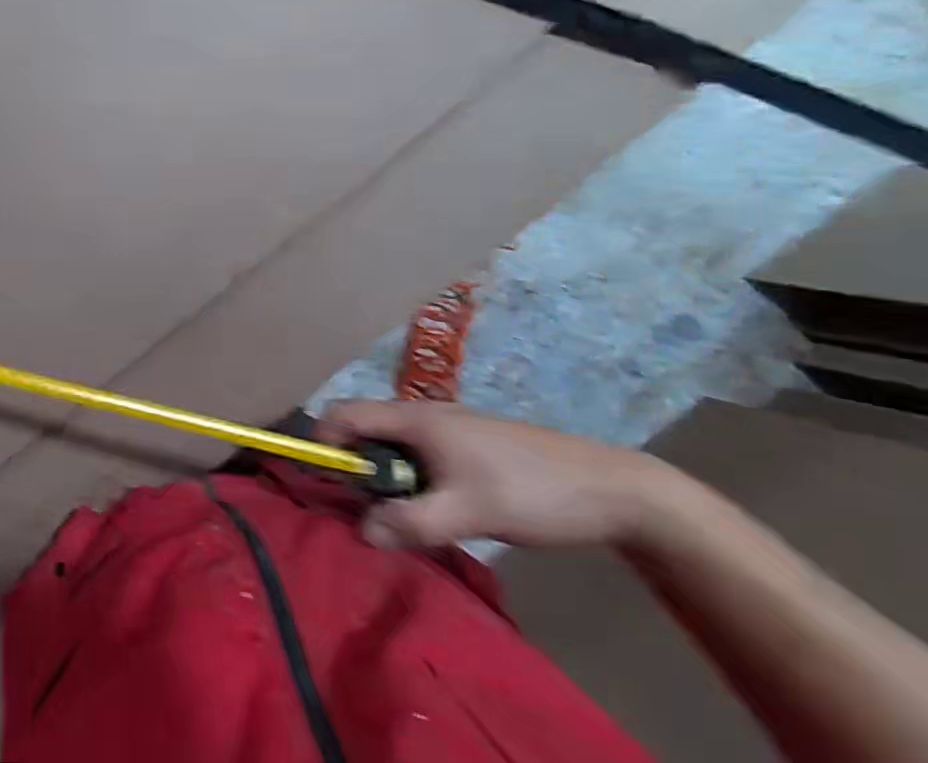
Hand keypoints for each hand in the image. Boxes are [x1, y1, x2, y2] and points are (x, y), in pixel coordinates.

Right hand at [321, 399, 681, 549]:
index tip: (328, 481)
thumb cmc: (534, 491)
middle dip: (358, 468)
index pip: (344, 414)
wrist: (623, 491)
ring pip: (395, 447)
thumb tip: (360, 532)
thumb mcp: (468, 512)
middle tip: (374, 508)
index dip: (324, 441)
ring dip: (389, 478)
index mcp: (416, 418)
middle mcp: (426, 415)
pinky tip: (442, 510)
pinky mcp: (472, 447)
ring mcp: (451, 430)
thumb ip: (410, 522)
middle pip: (365, 431)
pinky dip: (414, 480)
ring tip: (410, 515)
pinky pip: (421, 456)